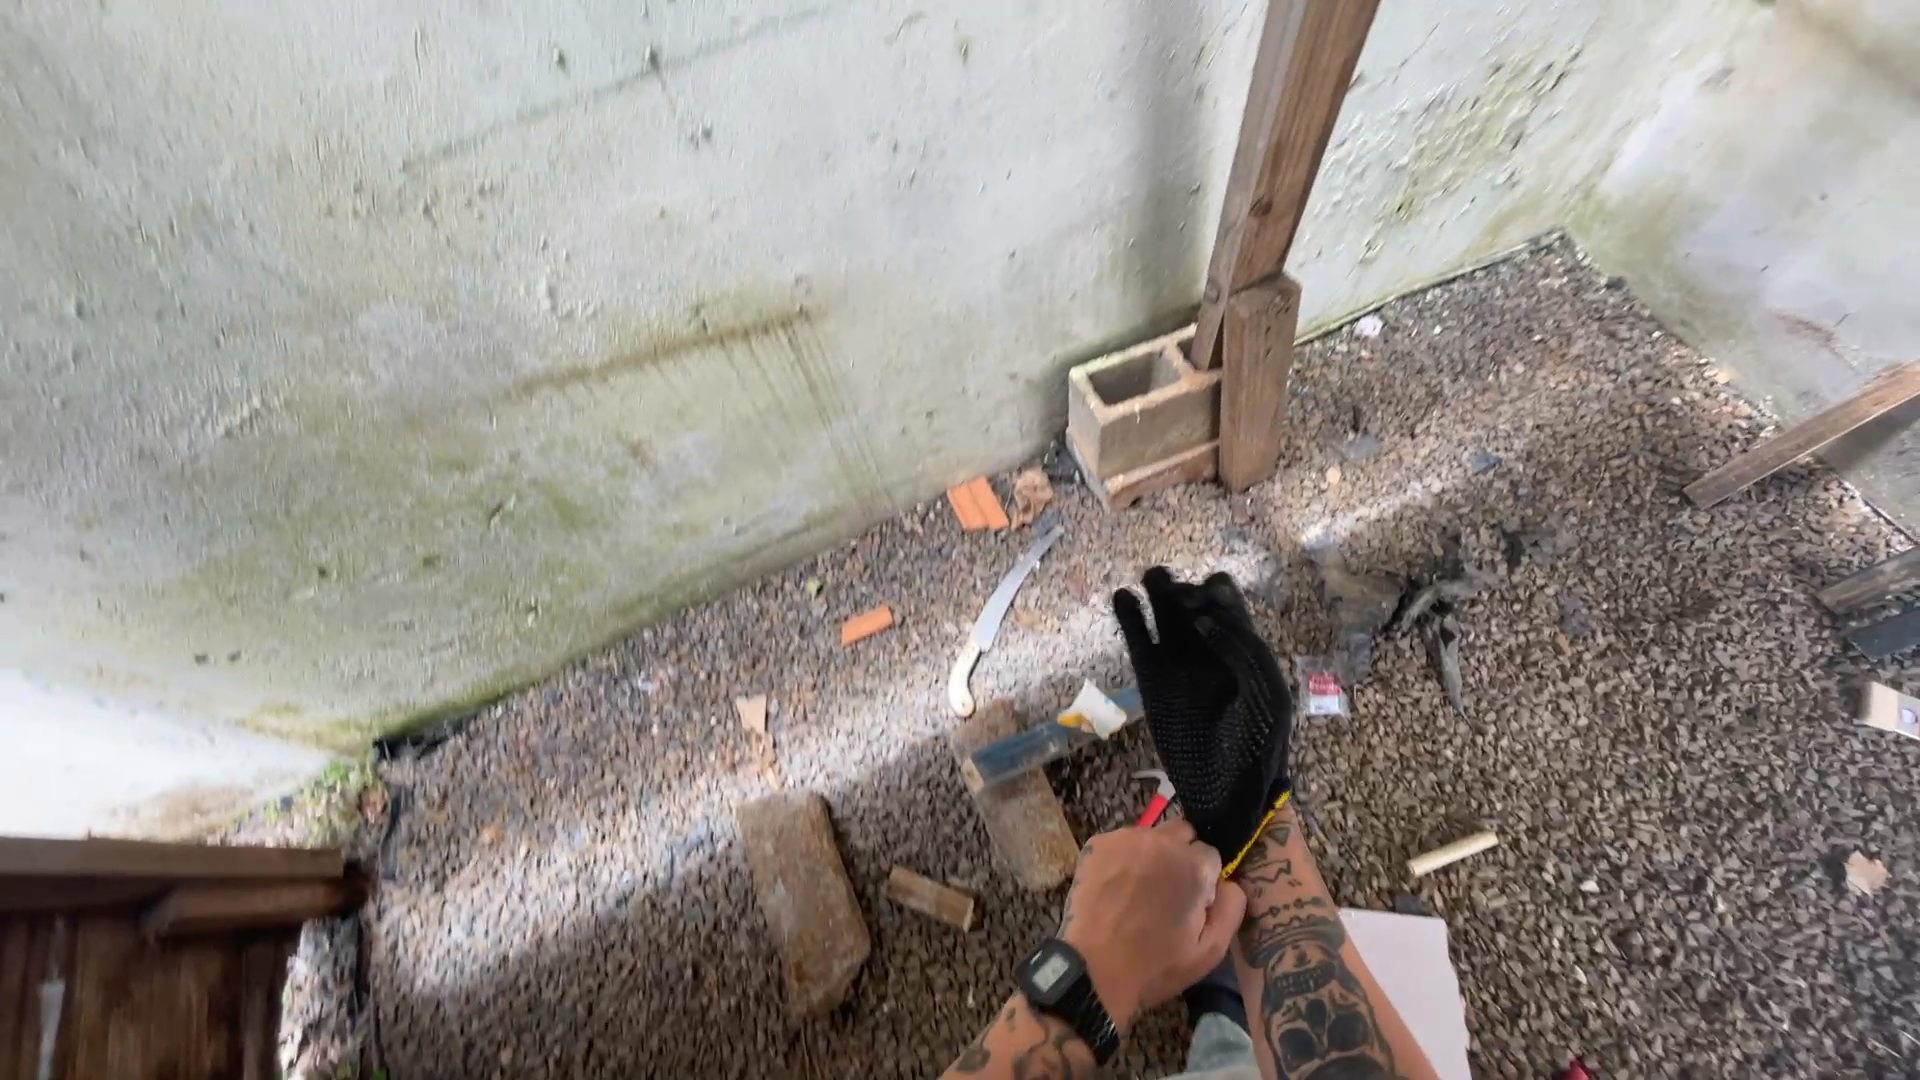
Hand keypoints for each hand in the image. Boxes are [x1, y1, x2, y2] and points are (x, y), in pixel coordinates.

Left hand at [1055, 820, 1247, 1033]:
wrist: (1095, 967)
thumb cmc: (1156, 964)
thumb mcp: (1211, 951)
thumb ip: (1231, 908)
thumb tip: (1229, 881)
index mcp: (1192, 865)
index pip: (1211, 854)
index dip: (1205, 878)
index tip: (1193, 901)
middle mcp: (1160, 840)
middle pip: (1182, 833)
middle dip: (1182, 855)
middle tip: (1168, 890)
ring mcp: (1126, 837)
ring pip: (1151, 835)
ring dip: (1152, 854)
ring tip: (1139, 890)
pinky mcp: (1098, 841)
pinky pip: (1122, 841)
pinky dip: (1124, 857)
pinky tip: (1116, 885)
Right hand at [1112, 568, 1294, 872]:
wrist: (1229, 790)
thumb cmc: (1259, 744)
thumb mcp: (1266, 695)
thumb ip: (1241, 653)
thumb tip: (1202, 620)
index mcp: (1243, 645)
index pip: (1226, 599)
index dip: (1215, 593)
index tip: (1205, 607)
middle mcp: (1207, 646)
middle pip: (1191, 600)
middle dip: (1183, 589)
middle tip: (1176, 594)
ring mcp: (1177, 661)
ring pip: (1163, 614)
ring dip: (1158, 591)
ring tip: (1151, 578)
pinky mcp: (1151, 678)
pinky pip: (1139, 640)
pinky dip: (1130, 617)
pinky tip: (1123, 597)